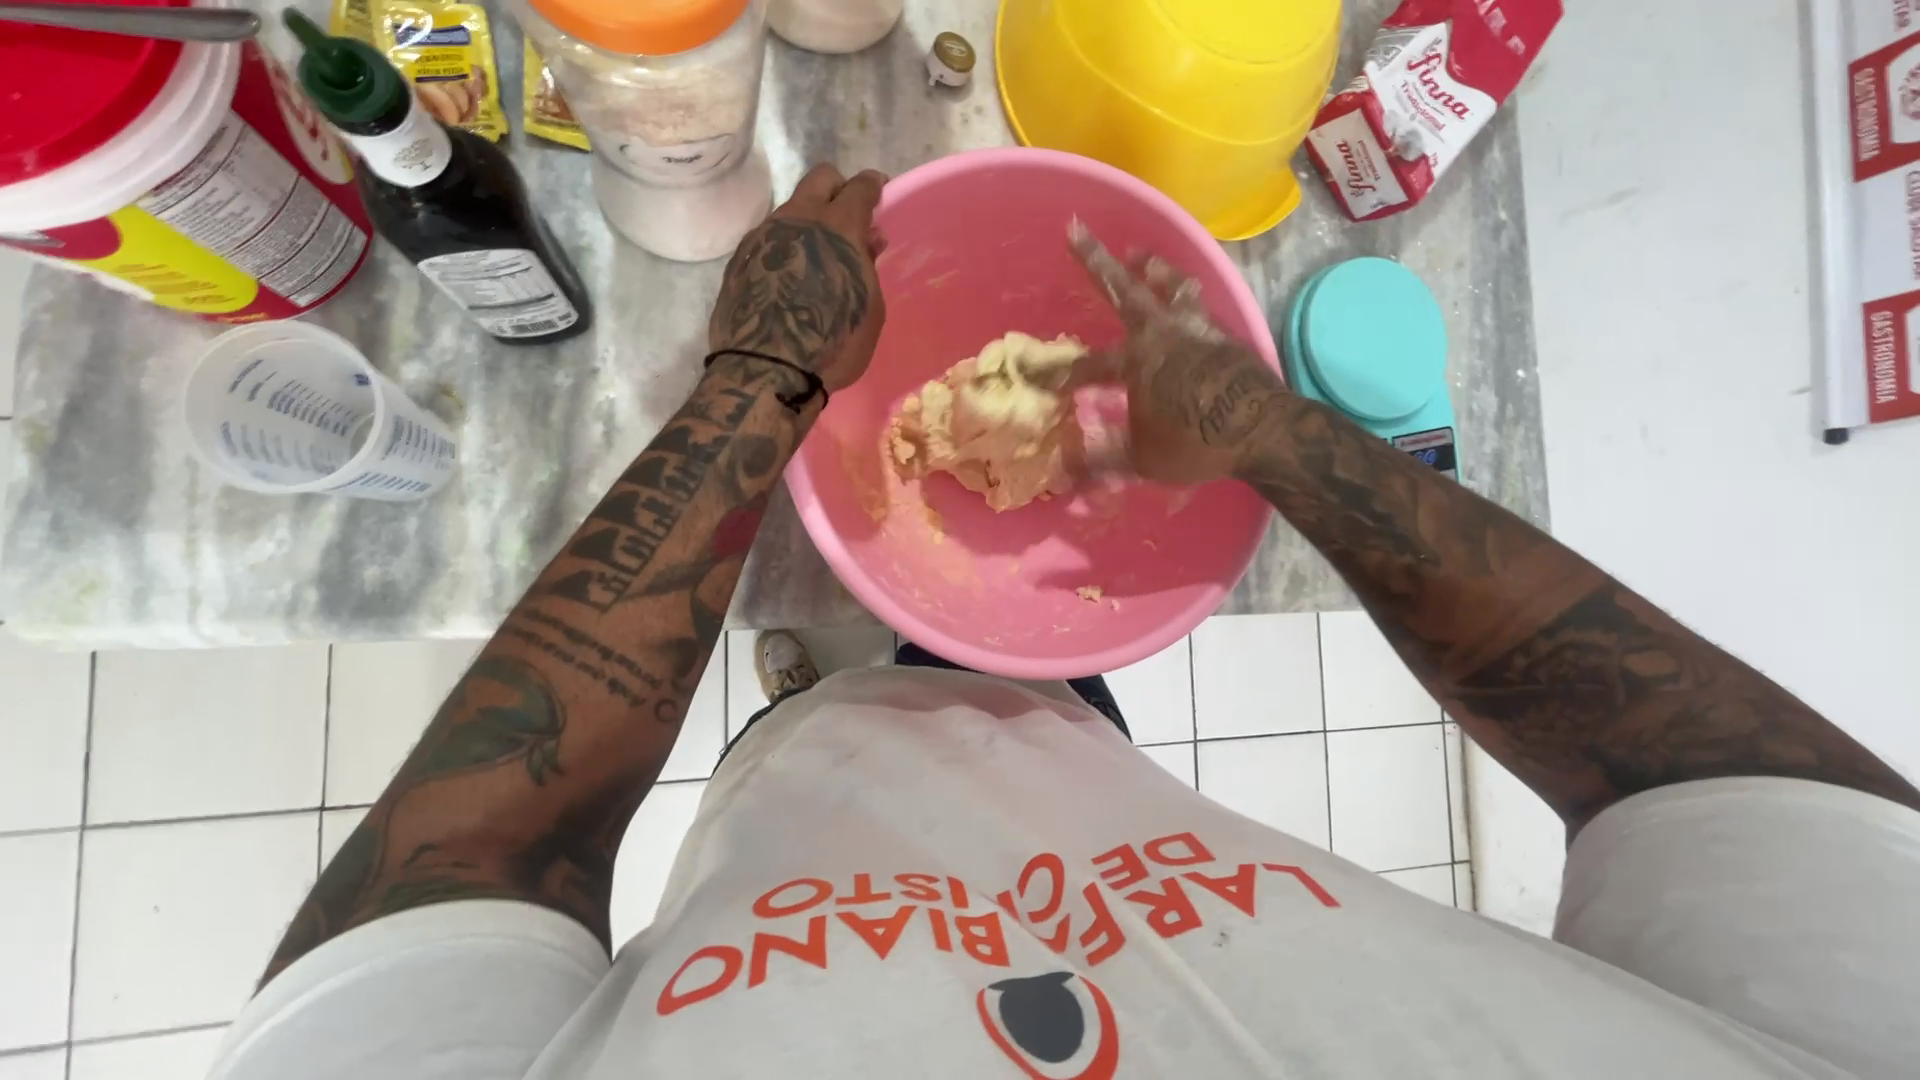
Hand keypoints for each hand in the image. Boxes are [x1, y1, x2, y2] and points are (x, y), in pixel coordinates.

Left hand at [709, 163, 888, 392]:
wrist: (766, 371)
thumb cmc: (833, 344)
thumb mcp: (870, 310)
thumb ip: (868, 266)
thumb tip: (866, 241)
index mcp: (838, 226)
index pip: (859, 187)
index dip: (873, 187)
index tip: (878, 192)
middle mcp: (797, 218)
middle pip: (820, 178)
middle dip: (838, 190)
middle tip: (847, 219)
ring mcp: (763, 236)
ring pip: (791, 209)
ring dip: (808, 222)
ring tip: (816, 258)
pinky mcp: (740, 259)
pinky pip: (770, 239)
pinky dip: (786, 247)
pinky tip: (790, 278)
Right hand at [1067, 222, 1286, 486]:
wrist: (1264, 431)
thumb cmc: (1196, 442)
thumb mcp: (1141, 458)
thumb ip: (1104, 458)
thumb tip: (1069, 468)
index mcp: (1137, 360)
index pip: (1088, 366)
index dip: (1060, 375)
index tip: (1036, 379)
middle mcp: (1163, 333)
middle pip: (1124, 288)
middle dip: (1095, 260)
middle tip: (1076, 228)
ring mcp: (1198, 328)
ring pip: (1172, 285)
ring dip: (1153, 268)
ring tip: (1140, 254)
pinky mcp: (1226, 335)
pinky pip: (1199, 305)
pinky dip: (1184, 297)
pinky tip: (1183, 300)